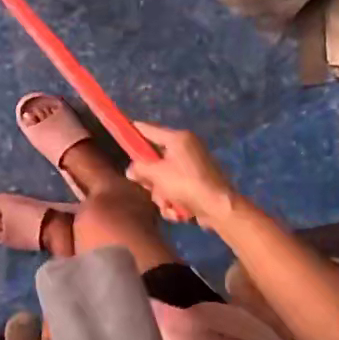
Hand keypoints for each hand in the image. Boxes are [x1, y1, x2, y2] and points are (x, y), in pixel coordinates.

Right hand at [126, 121, 240, 223]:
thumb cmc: (186, 184)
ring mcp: (193, 165)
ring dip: (161, 193)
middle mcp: (186, 147)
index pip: (147, 129)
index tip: (119, 135)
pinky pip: (176, 187)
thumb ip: (139, 168)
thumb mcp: (156, 174)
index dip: (132, 131)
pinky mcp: (198, 181)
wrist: (220, 208)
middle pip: (154, 158)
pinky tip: (176, 211)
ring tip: (167, 204)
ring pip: (164, 176)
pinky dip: (173, 200)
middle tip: (147, 186)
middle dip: (150, 177)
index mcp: (178, 138)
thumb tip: (131, 171)